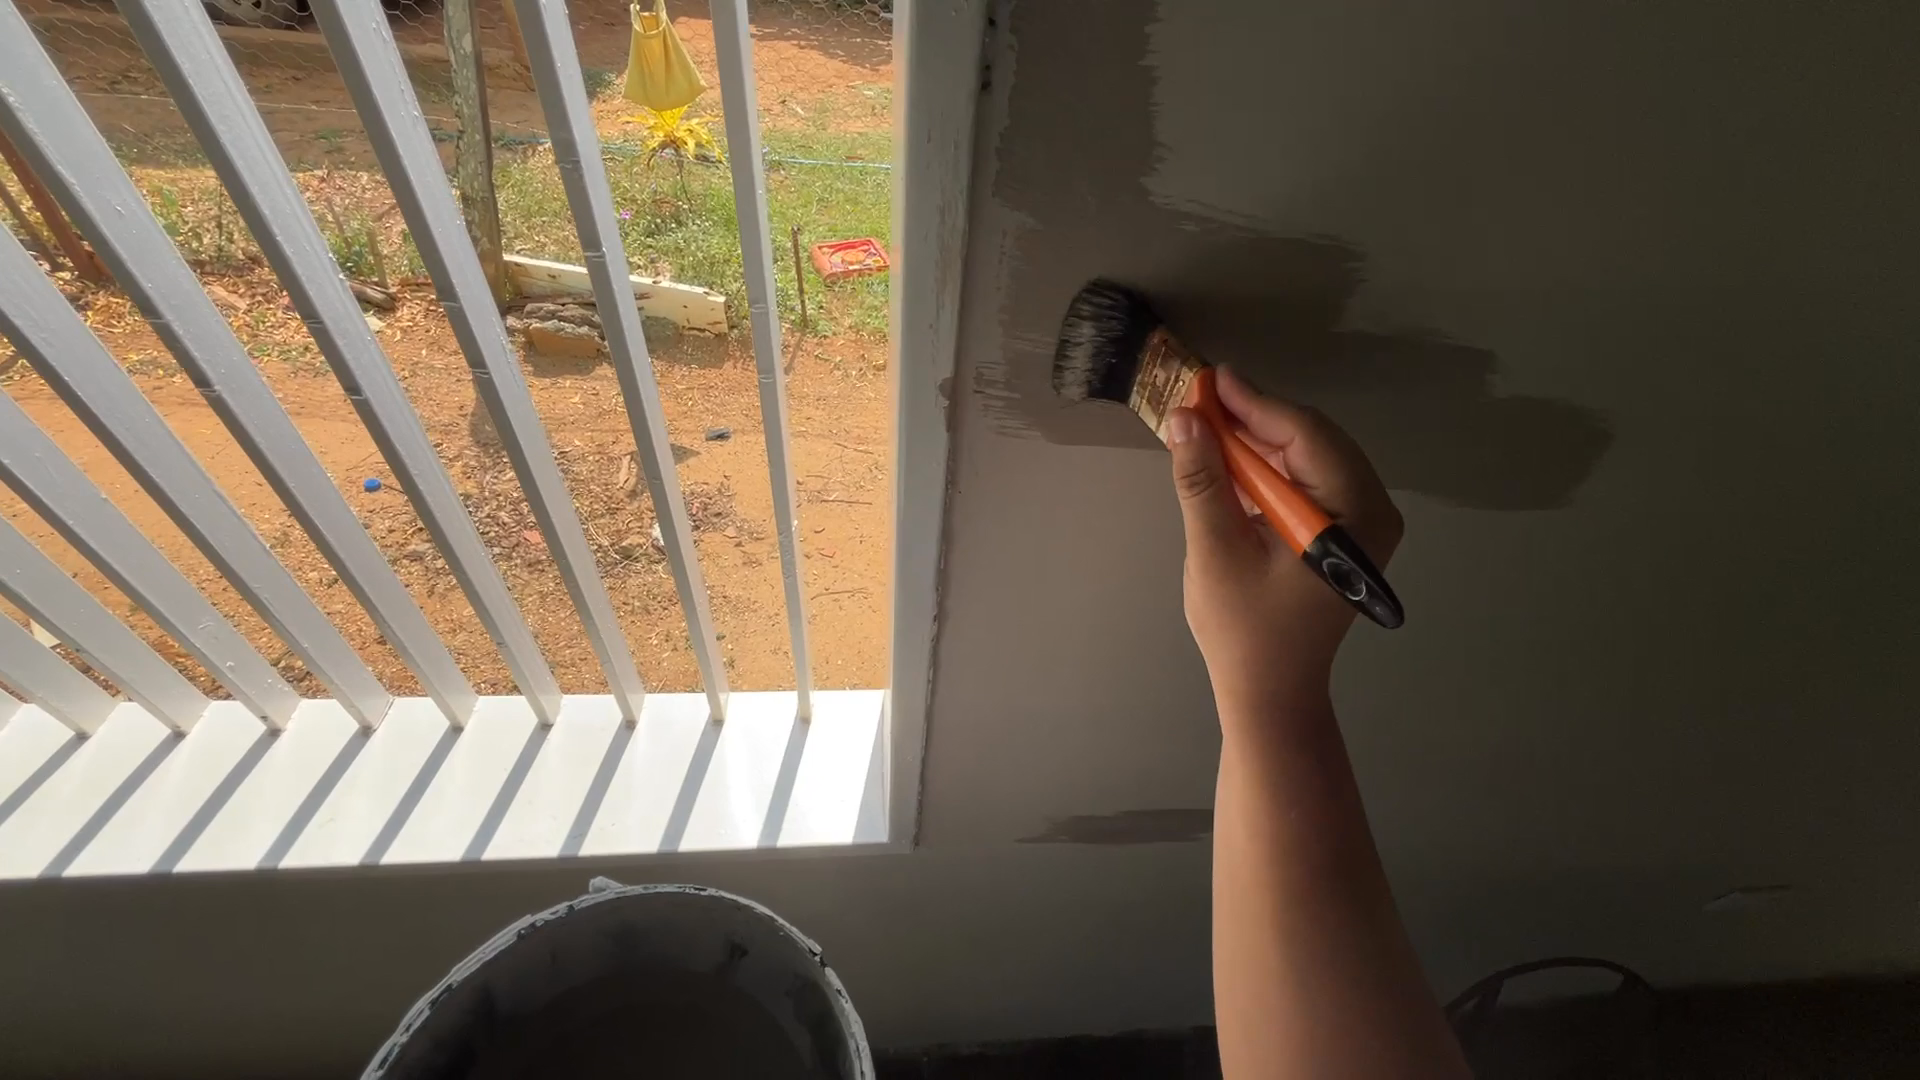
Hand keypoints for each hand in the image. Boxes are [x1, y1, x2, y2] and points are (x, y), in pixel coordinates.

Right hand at [1166, 368, 1402, 708]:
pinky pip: (1307, 480)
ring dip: (1259, 439)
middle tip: (1203, 399)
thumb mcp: (1216, 550)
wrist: (1270, 690)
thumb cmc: (1243, 629)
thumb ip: (1202, 480)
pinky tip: (1233, 459)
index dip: (1255, 404)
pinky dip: (1269, 466)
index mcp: (1355, 516)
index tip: (1211, 378)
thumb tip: (1183, 417)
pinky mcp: (1342, 533)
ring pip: (1310, 456)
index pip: (1307, 437)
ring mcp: (1362, 523)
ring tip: (1210, 423)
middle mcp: (1373, 511)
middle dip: (1256, 418)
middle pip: (1313, 441)